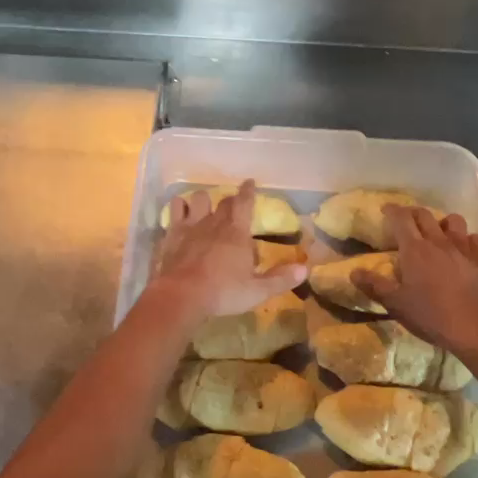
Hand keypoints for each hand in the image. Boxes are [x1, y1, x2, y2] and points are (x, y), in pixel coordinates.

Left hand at [150, 180, 307, 320]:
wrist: (182, 295)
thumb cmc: (223, 292)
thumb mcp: (257, 291)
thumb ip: (280, 279)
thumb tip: (305, 268)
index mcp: (237, 231)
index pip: (245, 202)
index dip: (248, 191)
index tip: (250, 182)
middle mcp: (215, 221)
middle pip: (225, 202)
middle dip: (231, 200)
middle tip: (235, 204)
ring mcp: (191, 224)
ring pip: (199, 198)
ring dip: (204, 201)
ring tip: (205, 209)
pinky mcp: (172, 232)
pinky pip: (175, 208)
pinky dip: (180, 207)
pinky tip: (181, 214)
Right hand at [354, 206, 477, 362]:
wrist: (476, 330)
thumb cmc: (431, 316)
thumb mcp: (396, 304)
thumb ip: (374, 285)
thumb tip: (353, 272)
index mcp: (415, 249)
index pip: (400, 218)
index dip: (391, 210)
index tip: (385, 209)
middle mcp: (438, 242)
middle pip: (425, 215)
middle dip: (412, 212)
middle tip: (405, 220)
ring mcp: (463, 250)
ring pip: (453, 221)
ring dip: (442, 222)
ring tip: (437, 233)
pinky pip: (475, 239)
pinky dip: (467, 239)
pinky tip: (463, 249)